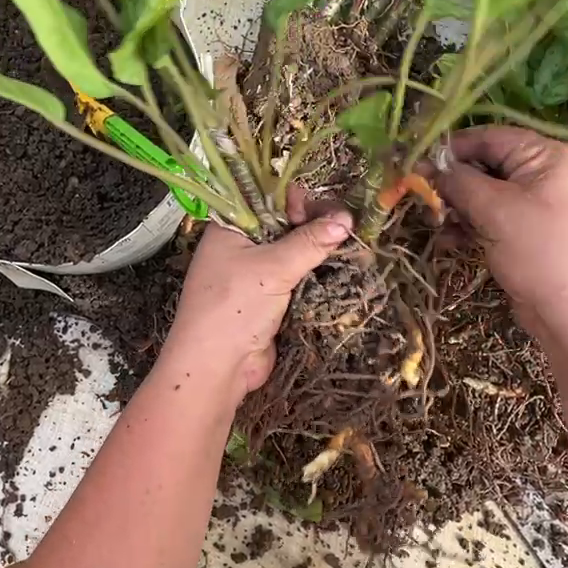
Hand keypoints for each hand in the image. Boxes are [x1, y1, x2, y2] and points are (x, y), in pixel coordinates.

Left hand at [164, 189, 351, 394]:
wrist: (216, 368)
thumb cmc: (234, 307)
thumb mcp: (272, 268)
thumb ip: (310, 242)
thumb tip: (345, 220)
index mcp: (230, 228)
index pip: (267, 199)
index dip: (296, 200)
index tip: (324, 210)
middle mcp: (241, 246)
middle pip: (284, 224)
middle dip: (314, 224)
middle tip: (346, 226)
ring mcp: (255, 274)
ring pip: (293, 252)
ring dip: (319, 250)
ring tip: (351, 244)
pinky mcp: (269, 300)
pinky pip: (296, 277)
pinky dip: (316, 273)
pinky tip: (341, 267)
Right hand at [432, 126, 567, 364]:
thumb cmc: (539, 252)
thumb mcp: (493, 210)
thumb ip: (458, 181)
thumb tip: (427, 165)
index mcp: (551, 155)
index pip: (492, 137)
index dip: (452, 149)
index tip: (417, 164)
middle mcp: (552, 173)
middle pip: (490, 165)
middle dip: (454, 183)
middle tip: (424, 200)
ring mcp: (546, 205)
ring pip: (490, 194)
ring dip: (460, 207)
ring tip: (437, 226)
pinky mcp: (537, 232)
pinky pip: (499, 217)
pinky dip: (475, 225)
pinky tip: (452, 241)